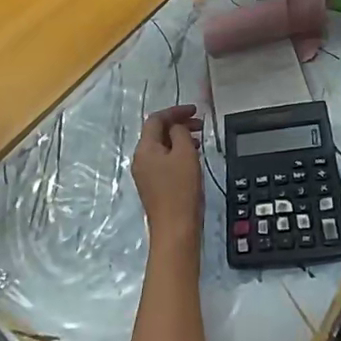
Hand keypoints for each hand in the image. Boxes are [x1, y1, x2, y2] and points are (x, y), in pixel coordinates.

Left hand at [131, 105, 204, 246]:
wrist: (175, 230)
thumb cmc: (181, 190)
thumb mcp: (185, 155)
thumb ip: (180, 134)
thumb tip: (176, 127)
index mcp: (144, 148)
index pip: (156, 119)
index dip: (175, 111)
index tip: (195, 110)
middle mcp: (140, 159)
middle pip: (156, 133)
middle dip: (178, 125)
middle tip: (200, 125)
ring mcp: (145, 174)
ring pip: (161, 147)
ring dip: (179, 139)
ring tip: (199, 141)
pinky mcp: (153, 187)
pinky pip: (163, 161)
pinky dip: (177, 154)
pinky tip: (192, 159)